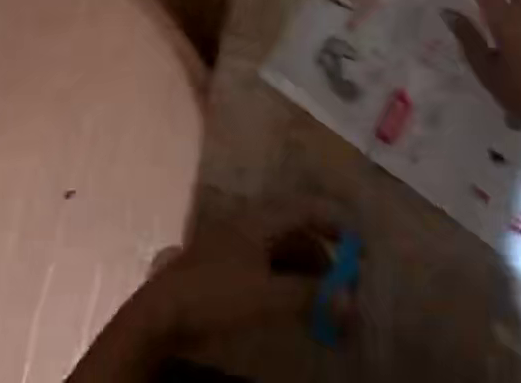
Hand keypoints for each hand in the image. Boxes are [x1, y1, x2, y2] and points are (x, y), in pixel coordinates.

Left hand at [129, 210, 336, 343]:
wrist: (162, 313)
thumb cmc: (215, 293)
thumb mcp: (266, 295)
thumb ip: (309, 296)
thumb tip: (350, 301)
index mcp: (258, 219)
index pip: (304, 208)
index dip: (333, 221)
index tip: (359, 243)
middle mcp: (248, 224)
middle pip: (294, 231)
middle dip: (322, 255)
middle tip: (344, 283)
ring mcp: (235, 245)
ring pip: (281, 251)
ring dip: (305, 272)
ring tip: (324, 299)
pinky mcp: (226, 267)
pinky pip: (267, 267)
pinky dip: (287, 281)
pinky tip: (295, 302)